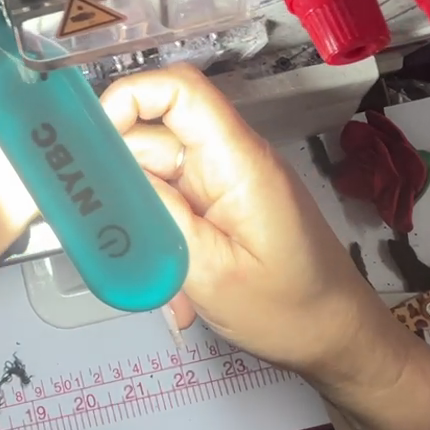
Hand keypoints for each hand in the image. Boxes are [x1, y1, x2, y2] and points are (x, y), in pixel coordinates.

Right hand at [101, 66, 414, 396]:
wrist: (339, 339)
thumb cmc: (288, 310)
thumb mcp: (211, 273)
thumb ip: (157, 219)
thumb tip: (109, 175)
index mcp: (236, 160)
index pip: (180, 90)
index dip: (129, 97)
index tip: (89, 140)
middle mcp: (225, 158)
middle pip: (154, 133)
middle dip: (116, 174)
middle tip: (90, 220)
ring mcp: (220, 180)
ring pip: (153, 172)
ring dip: (134, 213)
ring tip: (133, 263)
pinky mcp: (217, 203)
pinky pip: (169, 199)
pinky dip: (152, 230)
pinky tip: (158, 274)